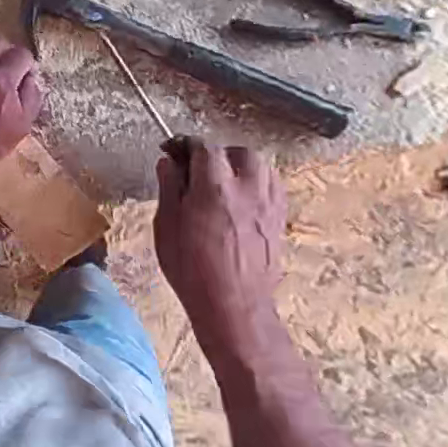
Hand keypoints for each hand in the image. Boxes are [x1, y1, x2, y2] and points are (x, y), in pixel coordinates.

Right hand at [154, 141, 290, 361]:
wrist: (232, 301)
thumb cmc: (190, 266)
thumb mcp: (167, 225)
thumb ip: (169, 189)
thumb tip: (168, 163)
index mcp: (214, 188)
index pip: (204, 148)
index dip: (185, 144)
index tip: (171, 151)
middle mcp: (247, 189)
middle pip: (239, 152)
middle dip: (216, 153)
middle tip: (196, 167)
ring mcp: (269, 203)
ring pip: (262, 166)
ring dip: (239, 165)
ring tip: (220, 179)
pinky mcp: (280, 218)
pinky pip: (273, 185)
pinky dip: (256, 181)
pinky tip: (239, 196)